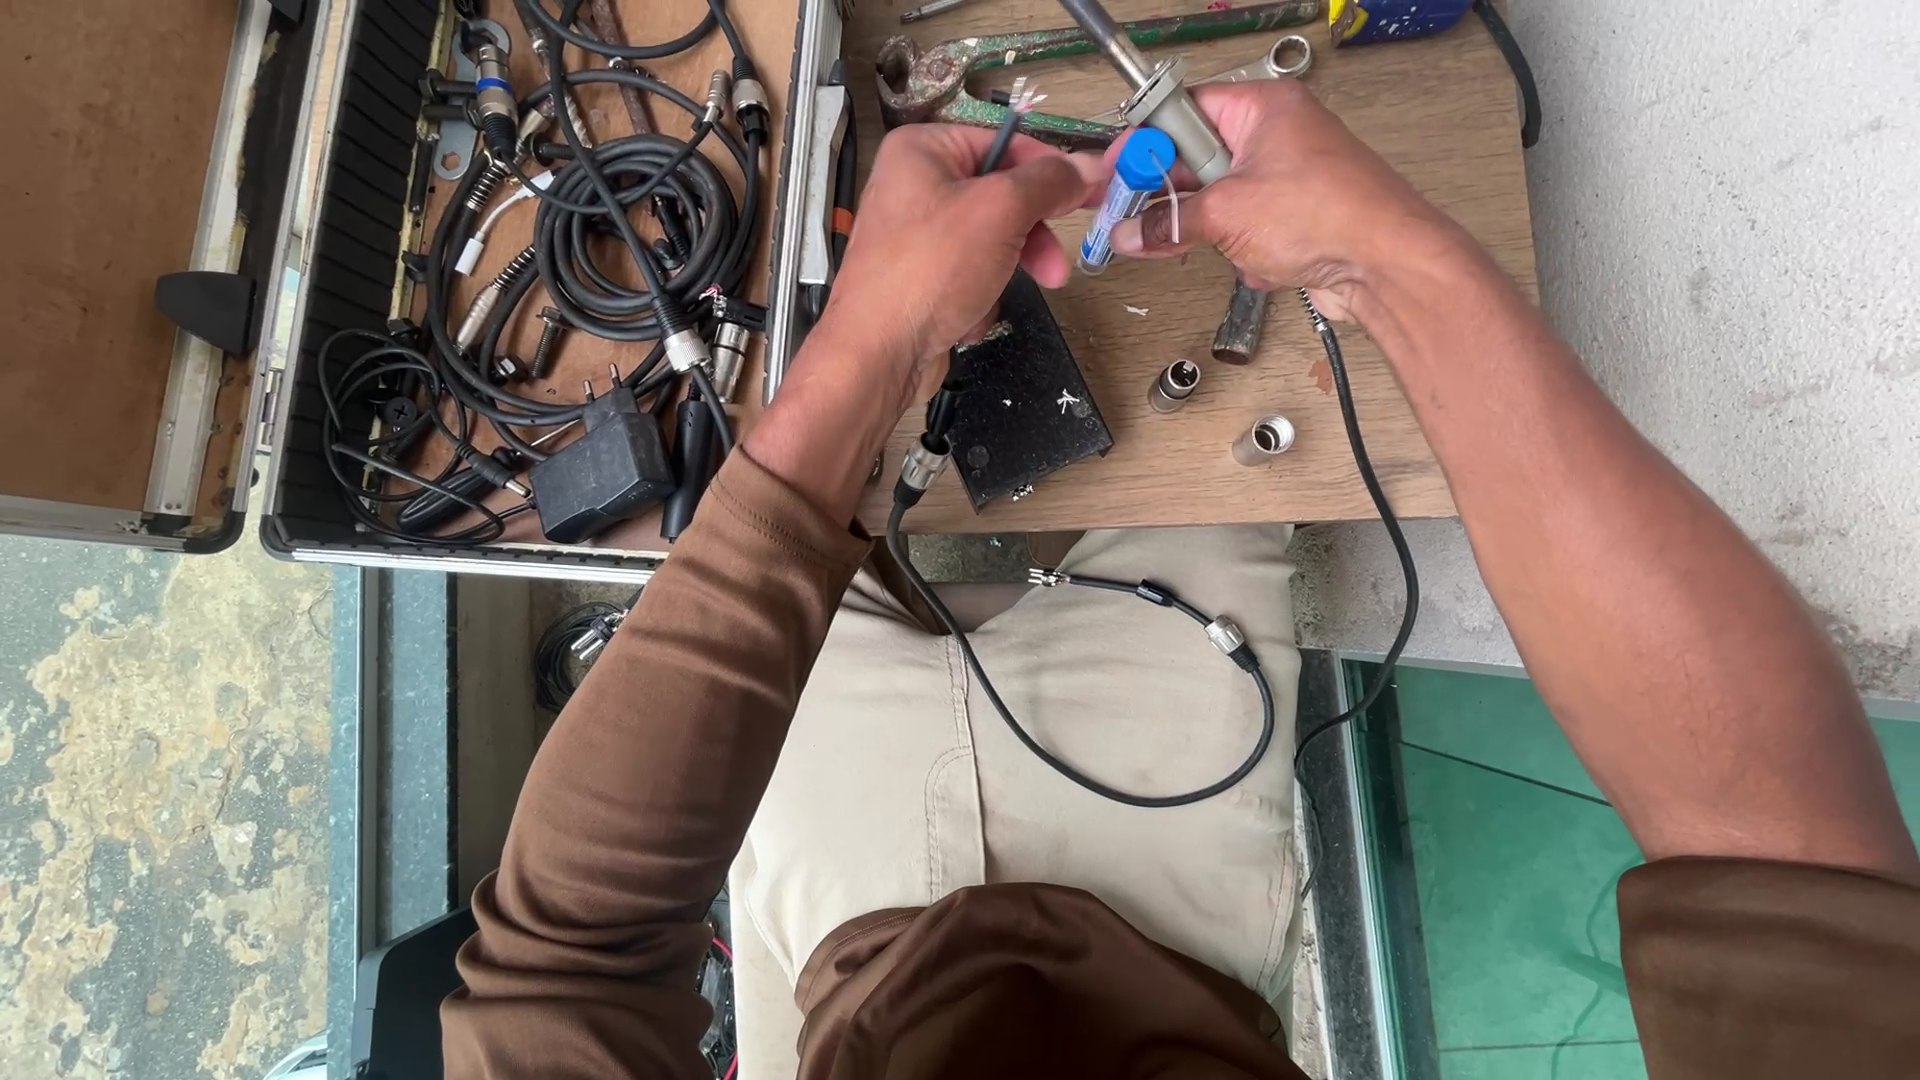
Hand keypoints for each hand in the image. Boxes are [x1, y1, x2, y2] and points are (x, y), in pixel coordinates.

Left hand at [745, 125, 1103, 522]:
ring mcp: (915, 241)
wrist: (878, 355)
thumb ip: (1048, 184)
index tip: (1091, 194)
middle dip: (1030, 239)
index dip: (1050, 171)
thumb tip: (1087, 168)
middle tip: (1056, 268)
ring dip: (1000, 277)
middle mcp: (914, 189)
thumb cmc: (928, 272)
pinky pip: (968, 281)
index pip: (1005, 144)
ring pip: (989, 246)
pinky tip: (963, 319)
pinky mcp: (920, 284)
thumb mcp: (999, 212)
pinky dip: (976, 301)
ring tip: (991, 301)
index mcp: (922, 151)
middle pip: (999, 200)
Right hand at [1110, 80, 1456, 320]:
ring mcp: (1280, 179)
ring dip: (1201, 227)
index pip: (1184, 111)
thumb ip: (1170, 222)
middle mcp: (1272, 137)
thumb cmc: (1325, 215)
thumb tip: (1131, 233)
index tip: (1114, 167)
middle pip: (1195, 158)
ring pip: (1215, 199)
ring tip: (1187, 245)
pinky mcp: (1287, 218)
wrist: (1381, 263)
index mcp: (1261, 109)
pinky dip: (1232, 247)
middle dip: (1168, 192)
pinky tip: (1250, 262)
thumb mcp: (1227, 213)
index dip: (1145, 139)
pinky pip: (1238, 227)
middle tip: (1131, 215)